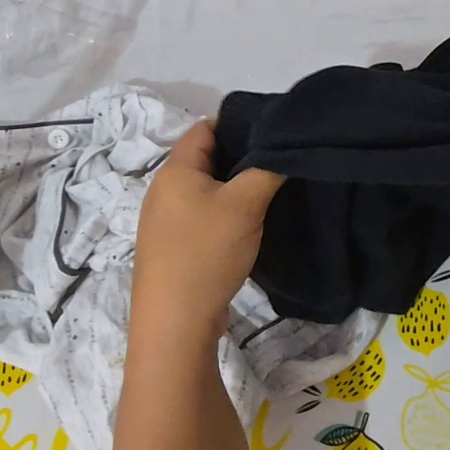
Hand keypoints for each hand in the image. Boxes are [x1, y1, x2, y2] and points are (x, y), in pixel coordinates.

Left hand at [131, 121, 286, 346]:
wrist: (175, 324)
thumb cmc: (206, 252)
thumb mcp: (246, 204)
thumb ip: (268, 169)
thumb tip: (286, 150)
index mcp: (174, 170)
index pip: (206, 128)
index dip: (239, 124)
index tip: (274, 132)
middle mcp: (164, 190)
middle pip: (207, 158)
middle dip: (242, 157)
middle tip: (279, 160)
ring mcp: (166, 222)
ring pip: (207, 189)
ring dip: (236, 188)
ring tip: (271, 190)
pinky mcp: (174, 248)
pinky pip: (204, 216)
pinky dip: (226, 213)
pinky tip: (251, 224)